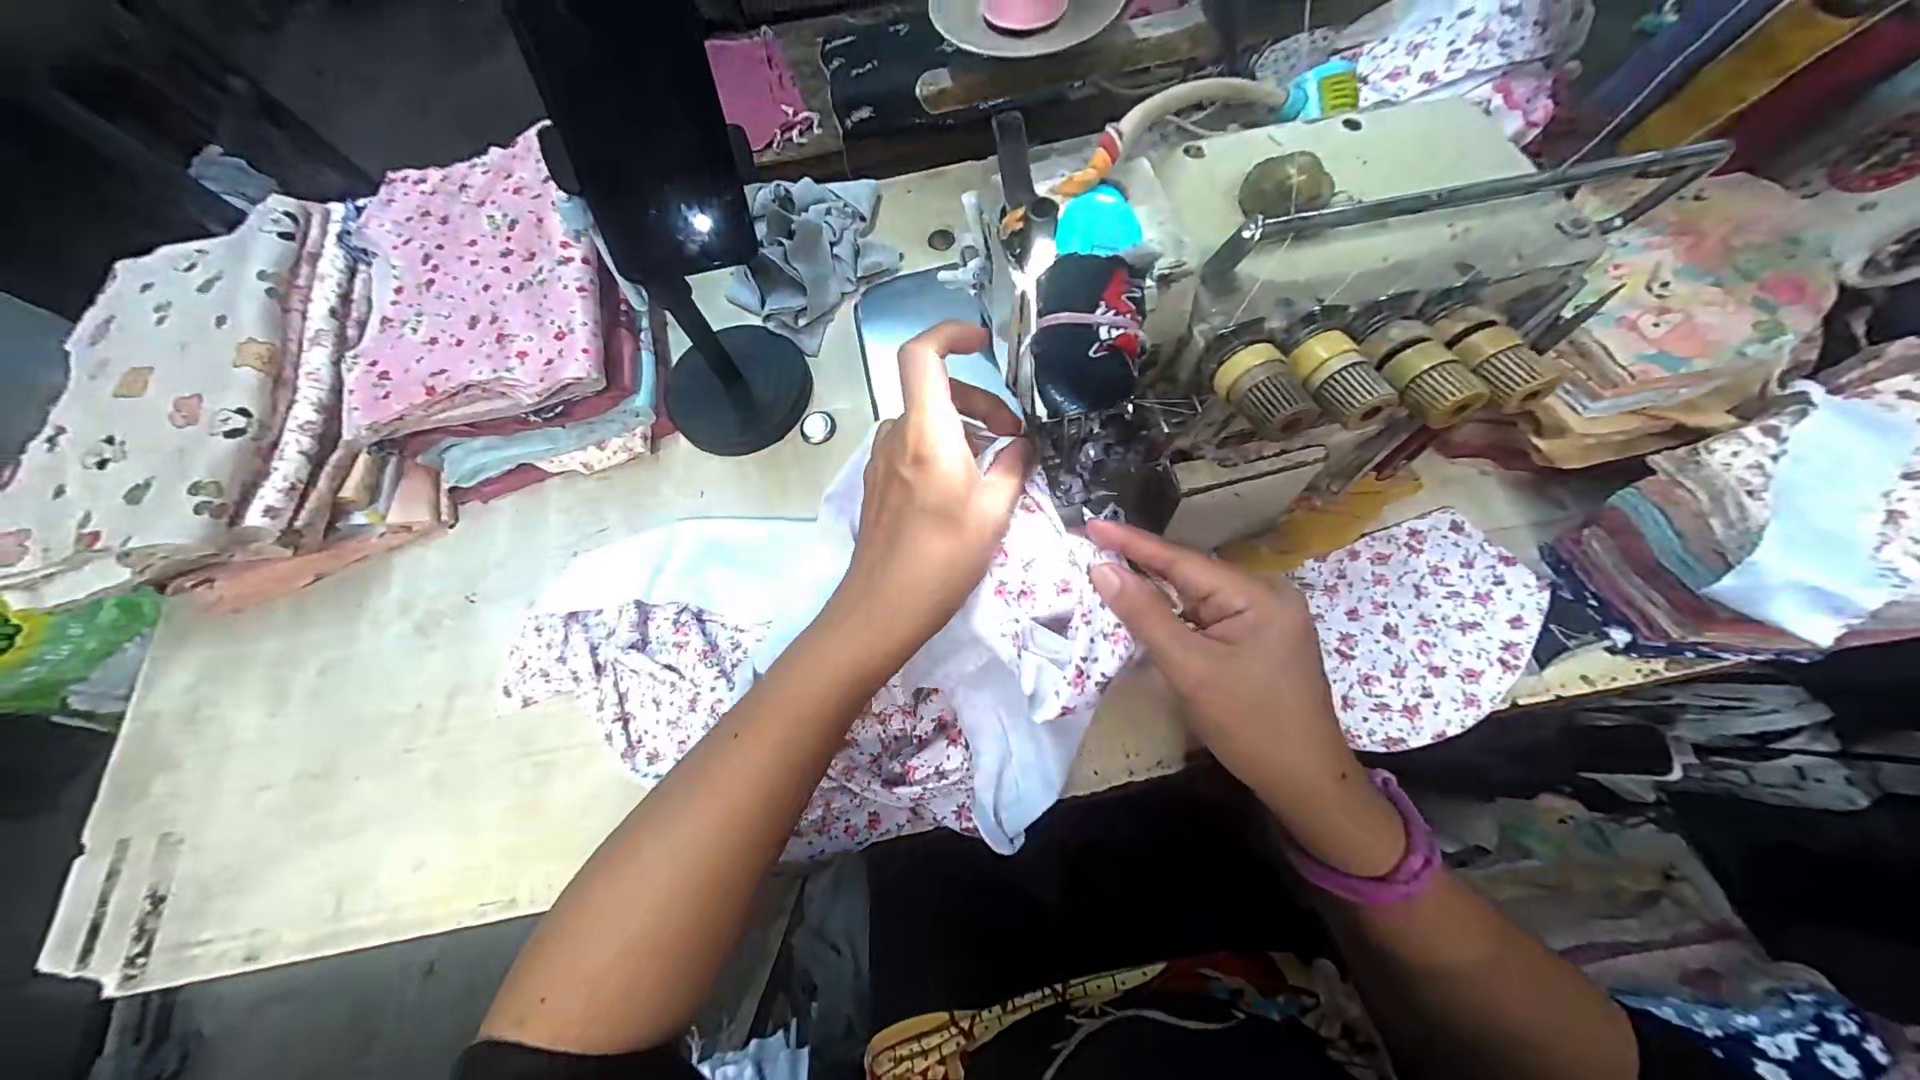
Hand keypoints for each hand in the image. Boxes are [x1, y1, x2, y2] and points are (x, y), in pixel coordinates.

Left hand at [832, 321, 1034, 648]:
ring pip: (925, 420)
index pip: (921, 354)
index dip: (951, 334)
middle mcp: (896, 436)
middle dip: (978, 399)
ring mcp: (881, 460)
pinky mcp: (878, 483)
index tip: (984, 343)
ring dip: (963, 428)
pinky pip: (912, 446)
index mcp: (925, 432)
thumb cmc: (942, 559)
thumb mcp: (994, 512)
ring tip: (995, 463)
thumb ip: (1013, 466)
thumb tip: (1023, 445)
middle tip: (1012, 434)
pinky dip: (942, 448)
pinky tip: (963, 485)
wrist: (882, 608)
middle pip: (933, 389)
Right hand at [1085, 520, 1405, 875]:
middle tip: (1091, 547)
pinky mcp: (1256, 638)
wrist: (1304, 781)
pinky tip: (1144, 610)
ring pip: (1195, 597)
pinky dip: (1173, 616)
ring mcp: (1263, 617)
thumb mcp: (1189, 668)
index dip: (1132, 542)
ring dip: (1153, 591)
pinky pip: (1204, 616)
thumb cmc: (1249, 725)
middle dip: (1139, 564)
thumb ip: (1144, 614)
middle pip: (1189, 574)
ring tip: (1107, 572)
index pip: (1182, 560)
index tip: (1091, 523)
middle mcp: (1264, 595)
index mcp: (1257, 595)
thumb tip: (1103, 569)